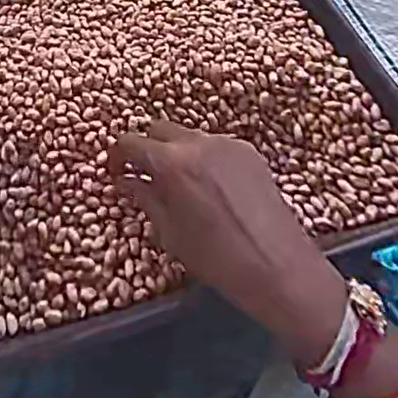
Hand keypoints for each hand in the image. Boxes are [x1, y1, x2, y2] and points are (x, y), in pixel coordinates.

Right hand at [108, 120, 347, 366]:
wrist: (281, 268)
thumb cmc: (218, 259)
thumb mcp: (170, 233)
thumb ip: (145, 198)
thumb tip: (127, 180)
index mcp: (172, 163)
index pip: (131, 141)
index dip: (117, 155)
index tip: (116, 170)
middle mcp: (198, 143)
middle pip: (158, 129)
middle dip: (146, 147)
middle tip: (143, 174)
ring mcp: (226, 144)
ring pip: (187, 136)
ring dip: (174, 152)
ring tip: (178, 184)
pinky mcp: (248, 151)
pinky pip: (214, 146)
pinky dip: (202, 158)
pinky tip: (209, 188)